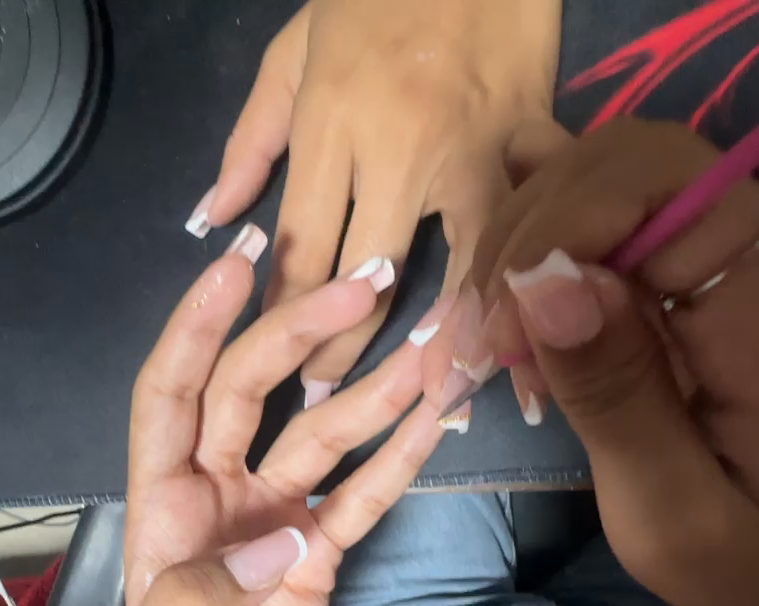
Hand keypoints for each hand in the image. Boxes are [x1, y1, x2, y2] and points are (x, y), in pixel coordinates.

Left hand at [98, 229, 447, 605]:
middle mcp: (217, 496)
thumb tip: (280, 541)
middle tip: (368, 285)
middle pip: (252, 393)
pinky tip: (438, 416)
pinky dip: (398, 458)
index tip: (239, 266)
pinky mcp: (321, 556)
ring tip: (437, 342)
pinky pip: (362, 496)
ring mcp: (274, 521)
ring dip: (374, 390)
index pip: (169, 396)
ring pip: (323, 435)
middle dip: (301, 335)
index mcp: (160, 509)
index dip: (195, 329)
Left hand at [192, 0, 565, 410]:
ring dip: (448, 341)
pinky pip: (542, 222)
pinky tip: (528, 343)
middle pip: (368, 274)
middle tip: (329, 401)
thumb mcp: (292, 51)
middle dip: (344, 349)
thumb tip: (216, 220)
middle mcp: (401, 147)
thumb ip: (250, 140)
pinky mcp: (537, 137)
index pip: (300, 246)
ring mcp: (477, 145)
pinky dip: (539, 282)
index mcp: (332, 121)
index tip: (277, 368)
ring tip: (431, 399)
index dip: (285, 317)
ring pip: (463, 264)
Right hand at [441, 119, 758, 605]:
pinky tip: (526, 319)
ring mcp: (757, 237)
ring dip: (527, 252)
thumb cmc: (738, 555)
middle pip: (622, 162)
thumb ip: (615, 392)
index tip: (493, 335)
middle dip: (525, 242)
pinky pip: (622, 213)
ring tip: (496, 347)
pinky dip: (554, 255)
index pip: (653, 178)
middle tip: (479, 349)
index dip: (550, 232)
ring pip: (608, 178)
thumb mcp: (667, 507)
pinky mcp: (724, 254)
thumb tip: (540, 281)